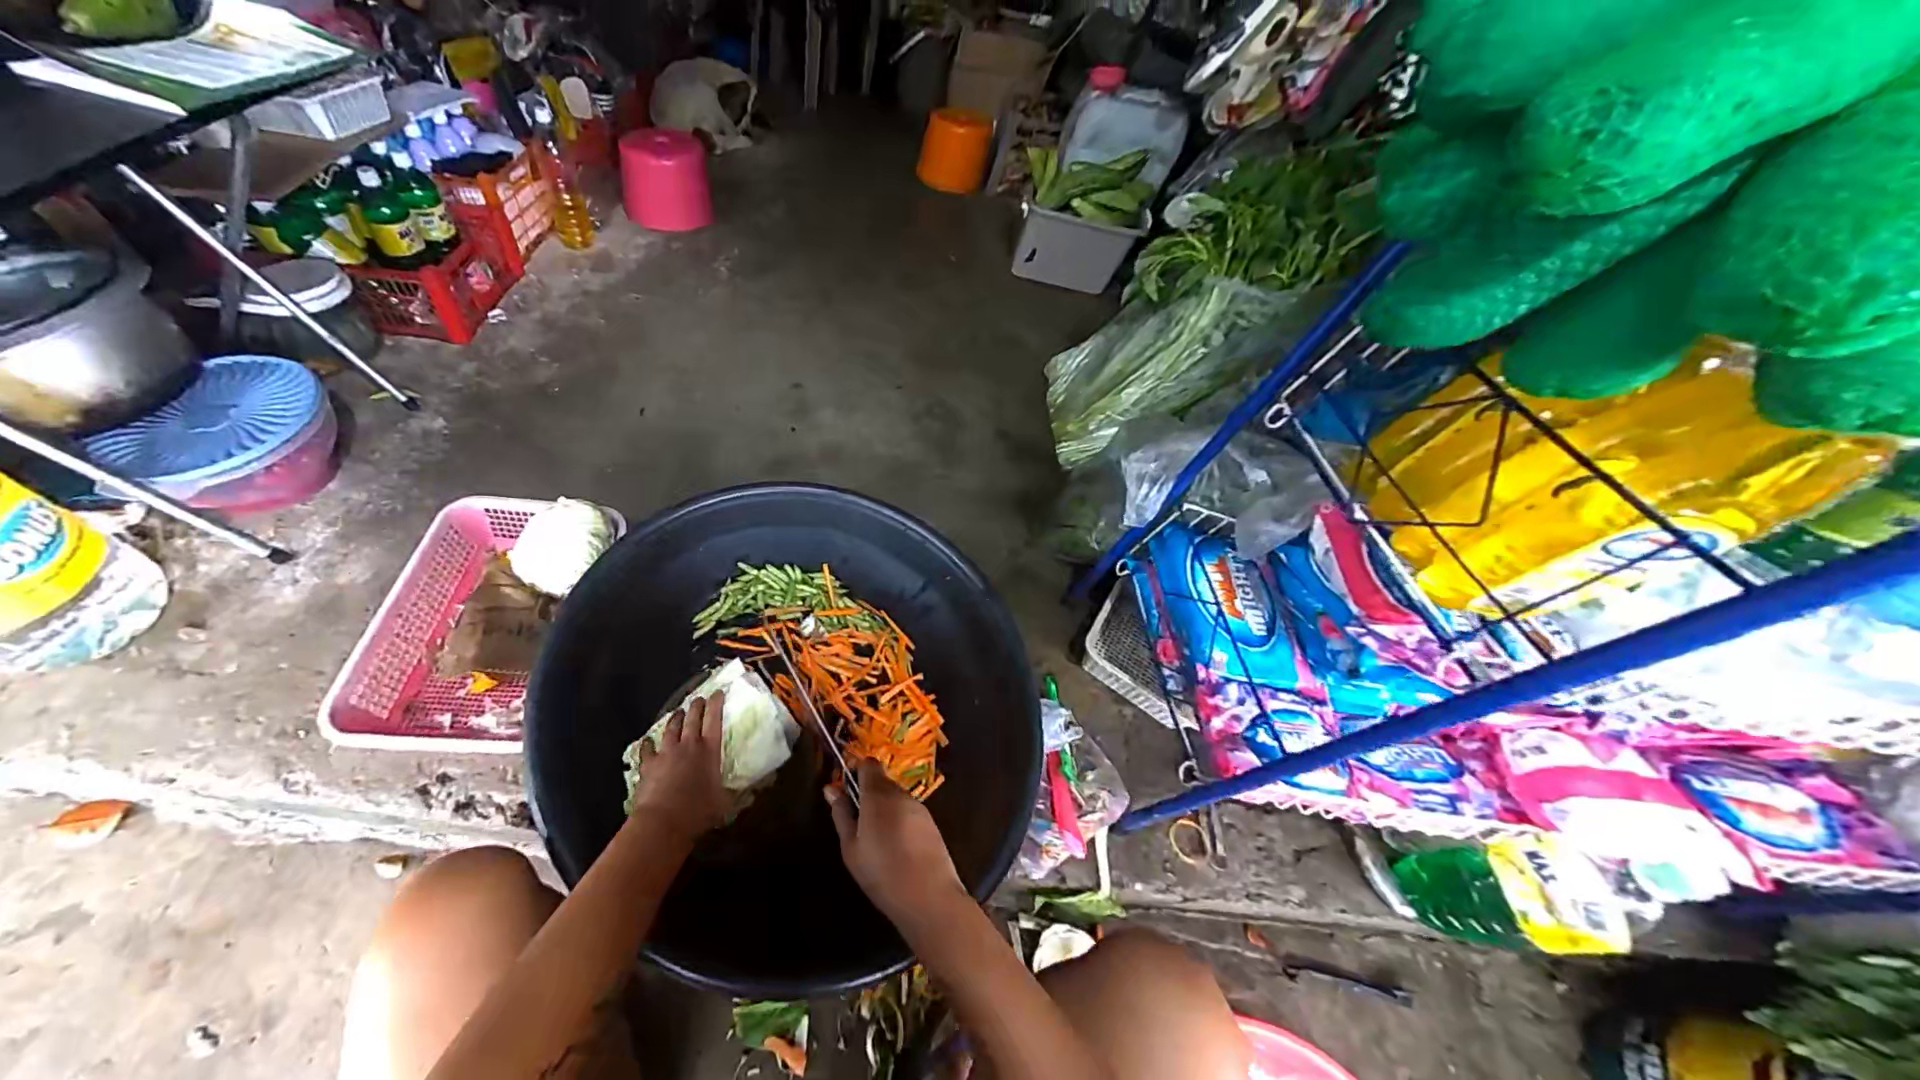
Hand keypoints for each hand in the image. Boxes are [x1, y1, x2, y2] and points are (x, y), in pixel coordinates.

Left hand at [629, 691, 729, 841]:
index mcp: (710, 750)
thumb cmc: (699, 811)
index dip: (716, 704)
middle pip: (692, 718)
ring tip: (678, 712)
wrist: (663, 822)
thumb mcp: (726, 803)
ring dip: (676, 718)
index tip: (718, 692)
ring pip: (671, 728)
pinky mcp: (649, 764)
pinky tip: (648, 740)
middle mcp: (688, 745)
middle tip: (699, 698)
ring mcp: (666, 752)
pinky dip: (648, 743)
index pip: (714, 719)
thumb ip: (738, 794)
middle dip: (697, 705)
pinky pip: (648, 748)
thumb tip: (755, 793)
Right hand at [826, 761, 967, 927]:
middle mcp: (901, 794)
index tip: (846, 787)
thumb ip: (841, 814)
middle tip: (857, 821)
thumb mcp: (851, 847)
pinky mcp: (931, 822)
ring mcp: (919, 807)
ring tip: (876, 839)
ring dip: (884, 808)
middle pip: (882, 781)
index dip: (857, 770)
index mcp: (878, 795)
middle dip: (869, 794)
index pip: (869, 765)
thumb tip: (831, 788)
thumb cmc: (881, 873)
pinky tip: (896, 846)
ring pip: (896, 797)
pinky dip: (899, 820)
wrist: (929, 897)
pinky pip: (909, 811)